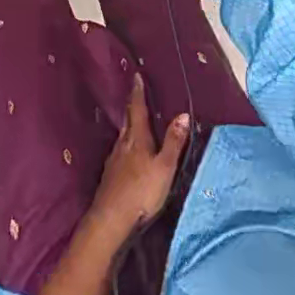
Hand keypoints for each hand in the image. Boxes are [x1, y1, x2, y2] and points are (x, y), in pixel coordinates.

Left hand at [89, 75, 189, 239]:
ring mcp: (114, 159)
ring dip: (128, 122)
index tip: (136, 77)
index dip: (138, 93)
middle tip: (135, 92)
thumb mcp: (164, 167)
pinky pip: (120, 148)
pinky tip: (128, 148)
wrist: (112, 217)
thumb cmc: (141, 191)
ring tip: (135, 117)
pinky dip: (127, 140)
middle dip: (132, 104)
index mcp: (136, 139)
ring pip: (122, 134)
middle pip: (127, 119)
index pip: (137, 110)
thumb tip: (183, 114)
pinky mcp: (111, 173)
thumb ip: (173, 142)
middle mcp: (122, 144)